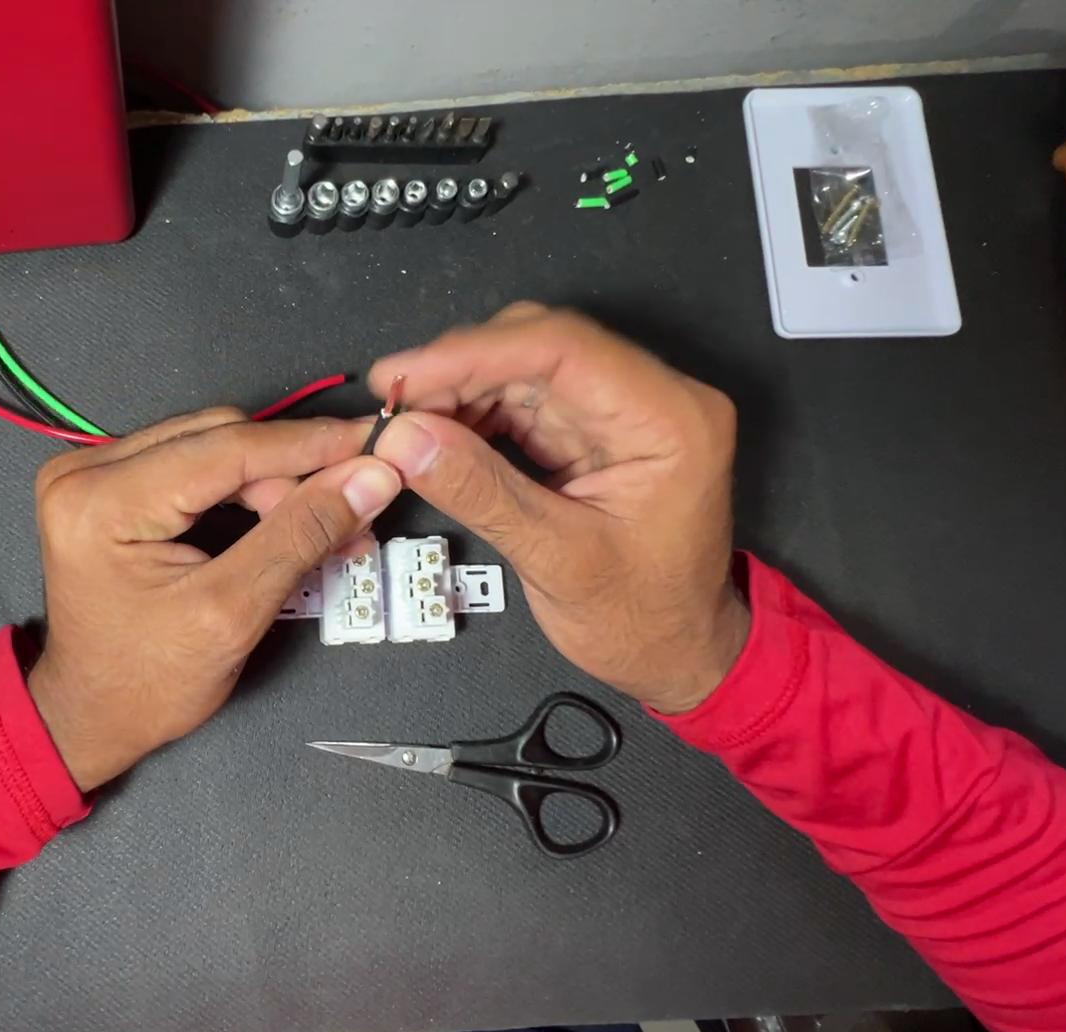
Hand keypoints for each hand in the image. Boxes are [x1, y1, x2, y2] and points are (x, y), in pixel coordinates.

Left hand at [28, 408, 402, 789]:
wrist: (94, 713)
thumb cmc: (144, 683)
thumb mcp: (233, 614)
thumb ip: (301, 537)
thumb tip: (366, 479)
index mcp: (101, 501)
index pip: (227, 447)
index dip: (311, 445)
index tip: (372, 446)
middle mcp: (87, 472)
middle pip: (220, 439)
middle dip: (293, 472)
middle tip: (352, 502)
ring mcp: (94, 474)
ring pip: (213, 448)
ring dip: (274, 481)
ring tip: (322, 520)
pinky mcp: (111, 486)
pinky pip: (195, 465)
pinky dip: (245, 488)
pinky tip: (281, 515)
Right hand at [367, 303, 748, 712]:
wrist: (672, 651)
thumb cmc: (639, 617)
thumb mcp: (555, 559)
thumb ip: (479, 492)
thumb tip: (405, 440)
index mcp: (667, 420)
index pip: (562, 350)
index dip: (473, 353)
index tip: (403, 374)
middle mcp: (646, 400)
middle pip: (539, 347)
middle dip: (458, 369)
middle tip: (393, 401)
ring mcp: (614, 413)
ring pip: (521, 370)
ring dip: (456, 391)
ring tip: (404, 423)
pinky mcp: (585, 432)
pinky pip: (518, 404)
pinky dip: (469, 415)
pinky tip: (434, 435)